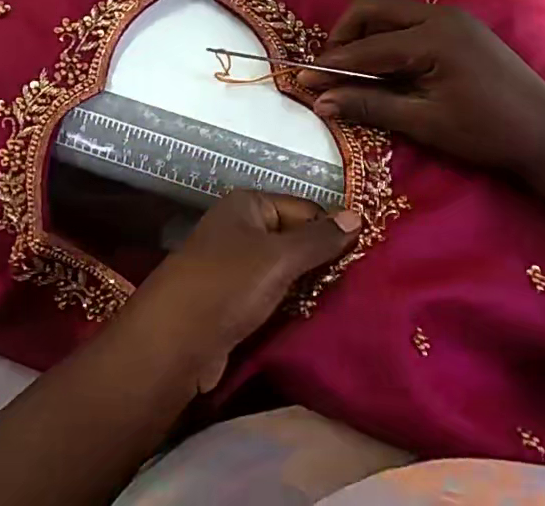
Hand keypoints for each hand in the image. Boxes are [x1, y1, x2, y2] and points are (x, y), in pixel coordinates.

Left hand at [118, 191, 359, 391]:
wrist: (176, 339)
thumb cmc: (227, 284)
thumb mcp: (278, 258)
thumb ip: (318, 239)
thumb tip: (357, 215)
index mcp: (247, 204)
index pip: (305, 208)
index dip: (333, 230)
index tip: (368, 256)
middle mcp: (240, 227)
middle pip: (295, 238)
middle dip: (324, 260)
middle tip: (364, 283)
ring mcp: (236, 264)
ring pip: (286, 270)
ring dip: (310, 286)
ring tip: (350, 301)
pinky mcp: (234, 299)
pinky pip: (274, 294)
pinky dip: (293, 304)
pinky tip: (320, 318)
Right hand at [296, 0, 544, 174]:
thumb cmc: (488, 132)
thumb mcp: (425, 123)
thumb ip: (370, 105)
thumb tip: (320, 103)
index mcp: (434, 38)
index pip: (367, 47)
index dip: (332, 66)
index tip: (303, 80)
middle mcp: (439, 16)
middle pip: (371, 9)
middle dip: (343, 37)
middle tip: (330, 71)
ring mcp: (450, 17)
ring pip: (387, 12)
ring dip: (363, 37)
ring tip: (353, 73)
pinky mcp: (456, 26)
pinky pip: (406, 22)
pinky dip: (384, 39)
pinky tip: (383, 68)